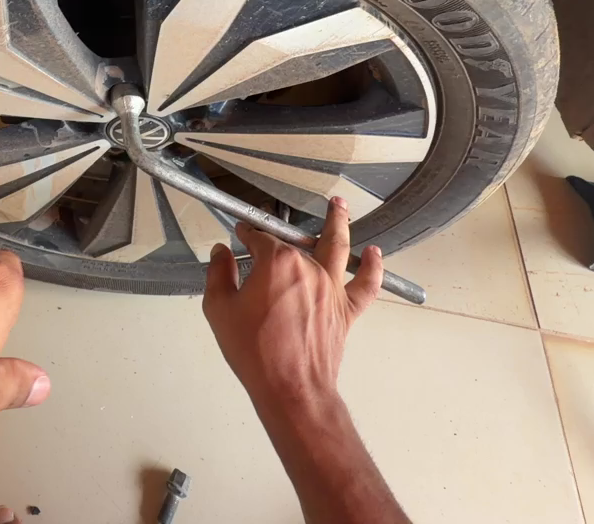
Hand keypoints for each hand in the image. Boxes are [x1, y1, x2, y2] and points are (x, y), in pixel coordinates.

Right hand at [202, 196, 384, 405]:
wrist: (291, 390)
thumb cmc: (254, 350)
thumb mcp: (219, 308)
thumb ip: (218, 273)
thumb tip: (221, 252)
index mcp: (276, 262)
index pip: (259, 238)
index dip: (246, 235)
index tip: (239, 236)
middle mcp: (308, 267)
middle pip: (294, 240)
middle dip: (281, 229)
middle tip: (275, 219)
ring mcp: (331, 288)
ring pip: (337, 247)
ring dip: (339, 222)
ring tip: (339, 205)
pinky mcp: (345, 310)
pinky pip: (365, 286)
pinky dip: (372, 268)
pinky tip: (374, 254)